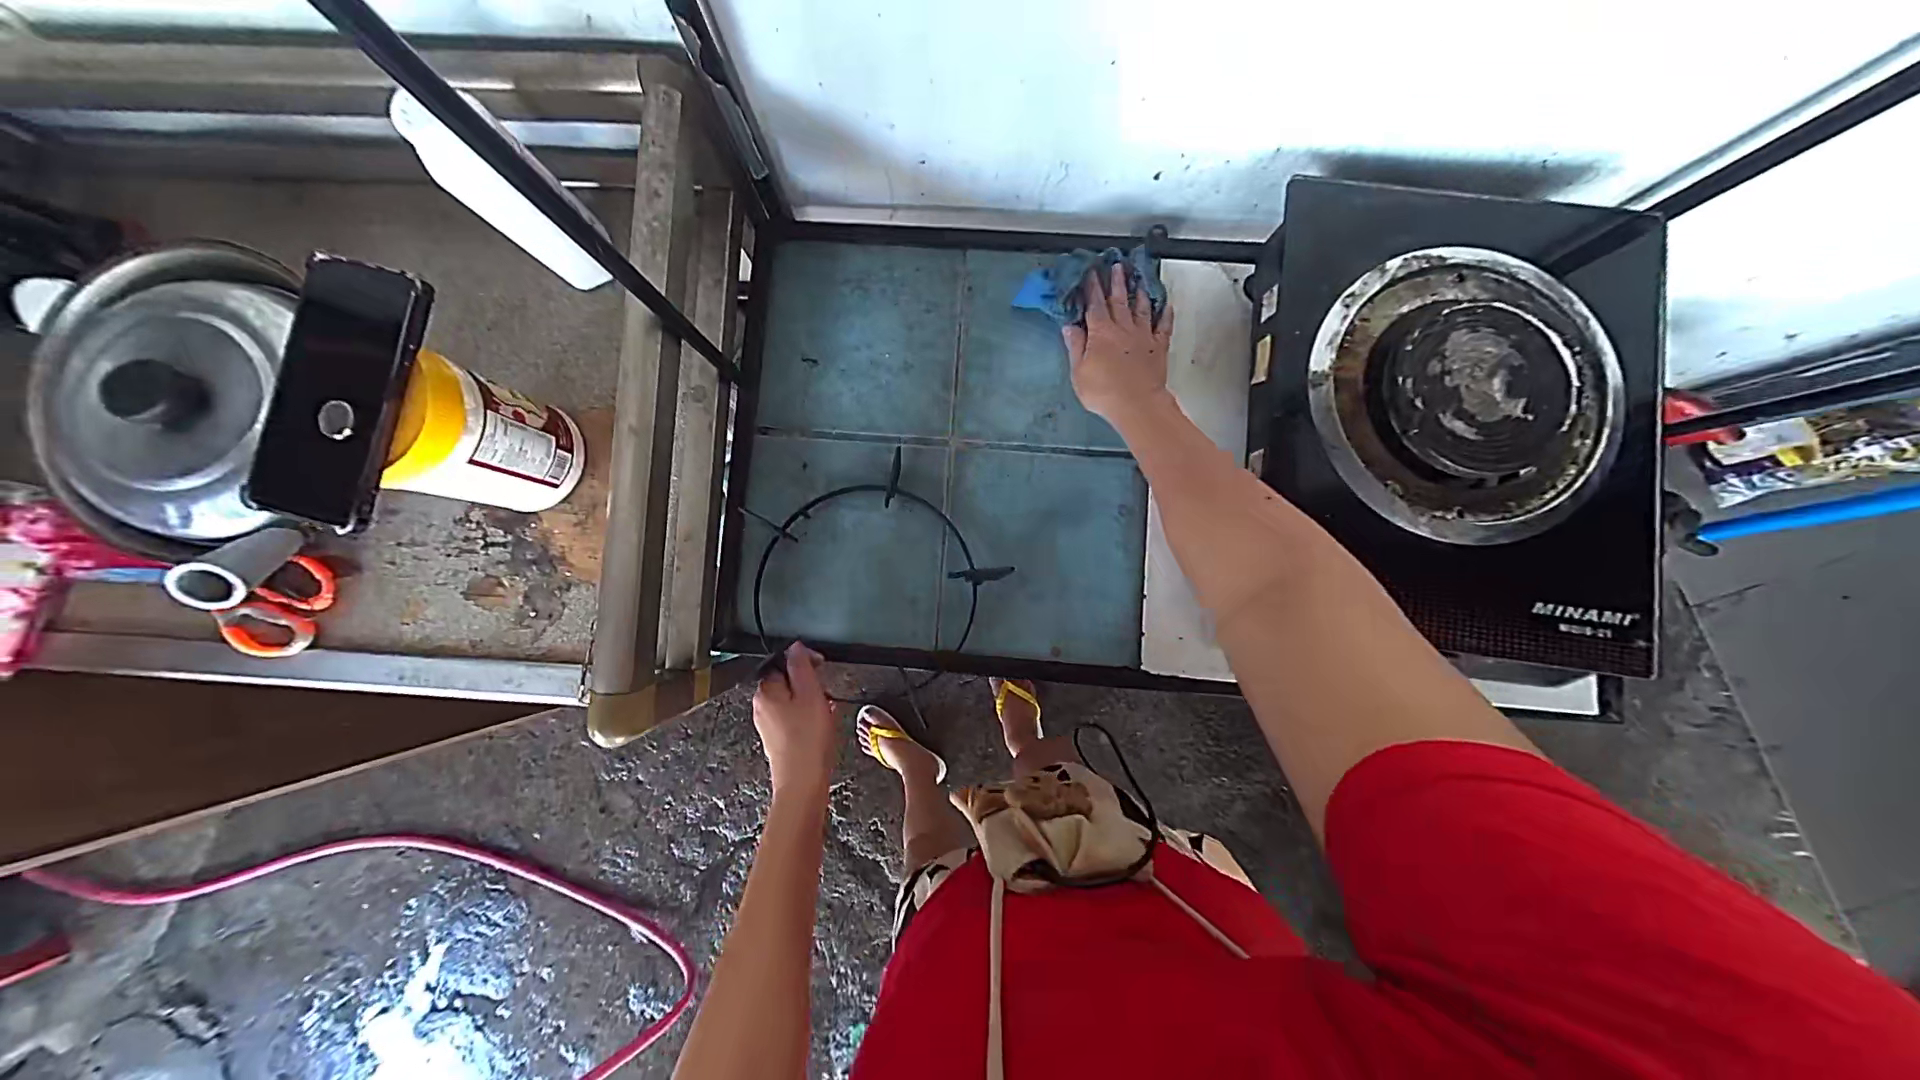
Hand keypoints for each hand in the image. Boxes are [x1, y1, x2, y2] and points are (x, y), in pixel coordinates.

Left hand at [752, 642, 839, 797]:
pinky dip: (810, 717)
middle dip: (810, 684)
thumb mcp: (810, 693)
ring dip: (812, 701)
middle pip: (789, 681)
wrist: (803, 782)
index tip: (820, 666)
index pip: (783, 661)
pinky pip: (796, 718)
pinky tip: (822, 727)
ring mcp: (770, 724)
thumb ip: (801, 666)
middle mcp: (763, 706)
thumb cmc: (807, 741)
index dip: (805, 661)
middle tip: (825, 694)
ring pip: (794, 700)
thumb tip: (796, 647)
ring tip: (826, 712)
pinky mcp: (779, 739)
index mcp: (766, 691)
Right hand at [1062, 262, 1174, 420]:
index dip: (1092, 287)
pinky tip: (1166, 305)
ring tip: (1137, 279)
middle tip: (1116, 266)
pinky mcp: (1158, 347)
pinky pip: (1163, 326)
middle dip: (1116, 282)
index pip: (1095, 304)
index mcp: (1101, 333)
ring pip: (1141, 308)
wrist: (1136, 404)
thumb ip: (1075, 346)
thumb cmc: (1103, 391)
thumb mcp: (1079, 371)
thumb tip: (1070, 326)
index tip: (1091, 273)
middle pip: (1119, 300)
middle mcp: (1123, 329)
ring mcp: (1143, 336)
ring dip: (1138, 292)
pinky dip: (1165, 314)